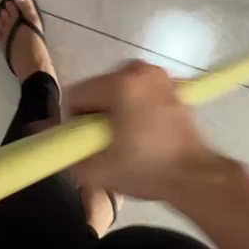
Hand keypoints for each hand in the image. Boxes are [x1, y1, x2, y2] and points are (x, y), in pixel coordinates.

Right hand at [66, 61, 228, 202]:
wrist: (195, 177)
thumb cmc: (146, 170)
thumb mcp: (97, 170)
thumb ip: (67, 155)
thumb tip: (54, 144)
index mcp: (119, 84)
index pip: (75, 94)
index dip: (72, 121)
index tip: (82, 143)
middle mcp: (139, 71)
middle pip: (97, 89)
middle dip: (94, 113)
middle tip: (103, 142)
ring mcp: (159, 77)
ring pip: (118, 89)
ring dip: (113, 109)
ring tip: (122, 138)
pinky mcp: (173, 87)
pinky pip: (139, 92)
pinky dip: (133, 106)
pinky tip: (140, 131)